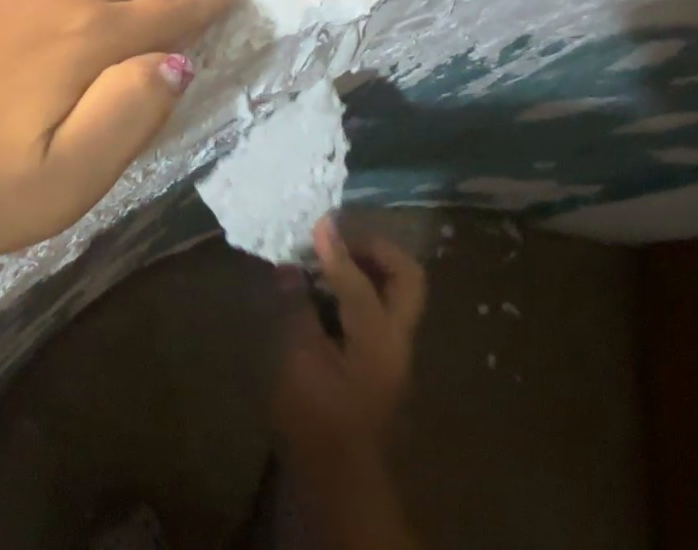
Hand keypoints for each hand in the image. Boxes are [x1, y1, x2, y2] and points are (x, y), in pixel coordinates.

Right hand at [274, 217, 426, 454]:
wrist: (336, 476)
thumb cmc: (314, 417)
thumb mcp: (297, 359)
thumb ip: (297, 307)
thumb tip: (291, 267)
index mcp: (379, 337)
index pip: (360, 280)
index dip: (337, 248)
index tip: (319, 221)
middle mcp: (397, 339)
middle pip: (406, 278)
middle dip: (377, 250)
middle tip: (339, 238)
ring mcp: (392, 352)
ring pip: (396, 294)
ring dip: (369, 268)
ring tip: (329, 257)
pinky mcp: (379, 362)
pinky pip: (377, 310)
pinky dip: (357, 291)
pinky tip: (324, 292)